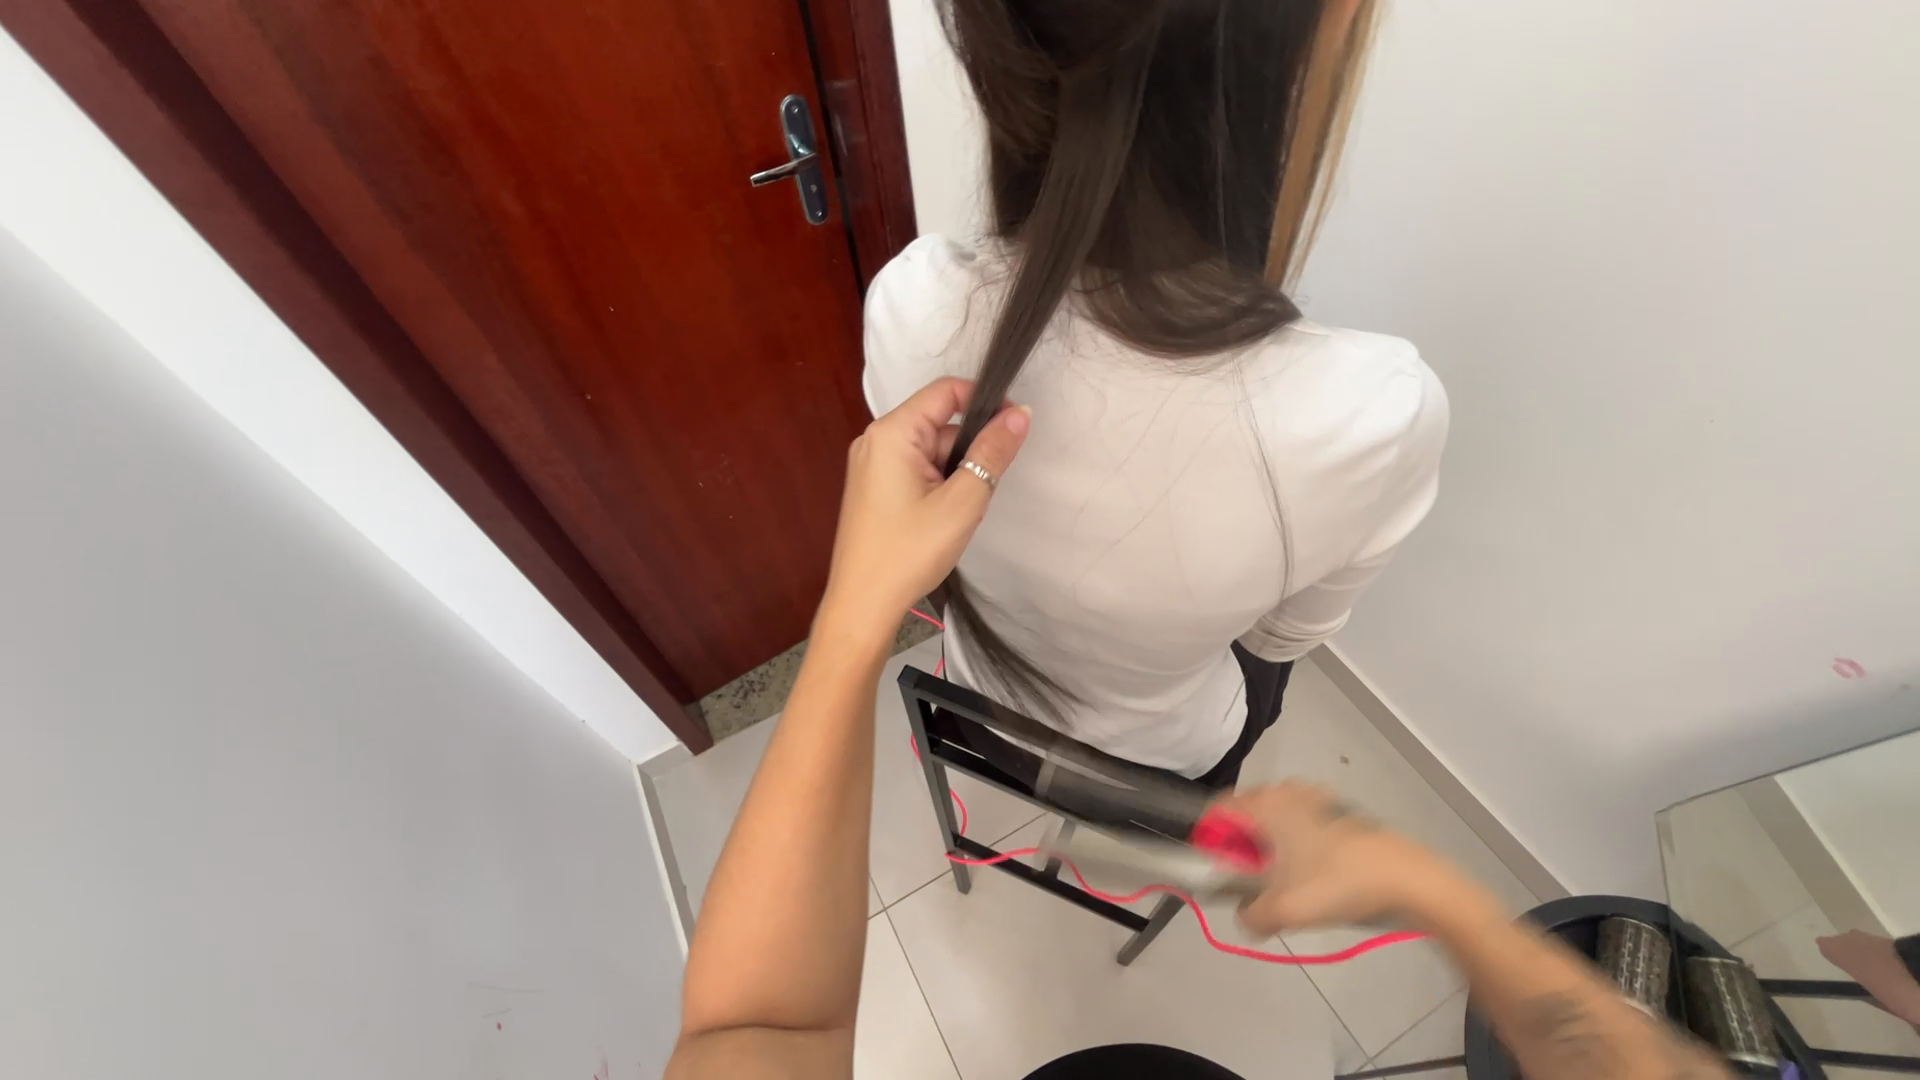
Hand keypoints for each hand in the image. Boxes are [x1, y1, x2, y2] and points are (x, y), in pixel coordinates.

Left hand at [817, 378, 1029, 639]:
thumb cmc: (909, 552)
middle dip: (970, 450)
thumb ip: (992, 454)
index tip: (1014, 429)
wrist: (863, 604)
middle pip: (940, 423)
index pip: (946, 391)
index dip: (986, 401)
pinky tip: (943, 519)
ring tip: (958, 514)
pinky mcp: (875, 489)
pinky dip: (939, 486)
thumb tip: (1021, 415)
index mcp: (892, 433)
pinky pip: (917, 470)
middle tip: (981, 492)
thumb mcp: (962, 502)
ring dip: (956, 473)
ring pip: (932, 451)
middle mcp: (876, 441)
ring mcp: (872, 466)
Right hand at [1222, 781, 1458, 935]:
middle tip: (1253, 882)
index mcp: (1264, 804)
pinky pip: (1301, 820)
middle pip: (1245, 813)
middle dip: (1242, 847)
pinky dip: (1298, 842)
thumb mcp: (1285, 910)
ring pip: (1275, 817)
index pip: (1216, 809)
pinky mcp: (1339, 808)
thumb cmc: (1337, 884)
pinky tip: (1318, 873)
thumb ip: (1250, 916)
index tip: (1219, 870)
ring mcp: (1315, 795)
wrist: (1409, 878)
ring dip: (1271, 845)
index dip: (1210, 840)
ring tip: (1287, 881)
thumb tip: (1245, 916)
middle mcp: (1284, 790)